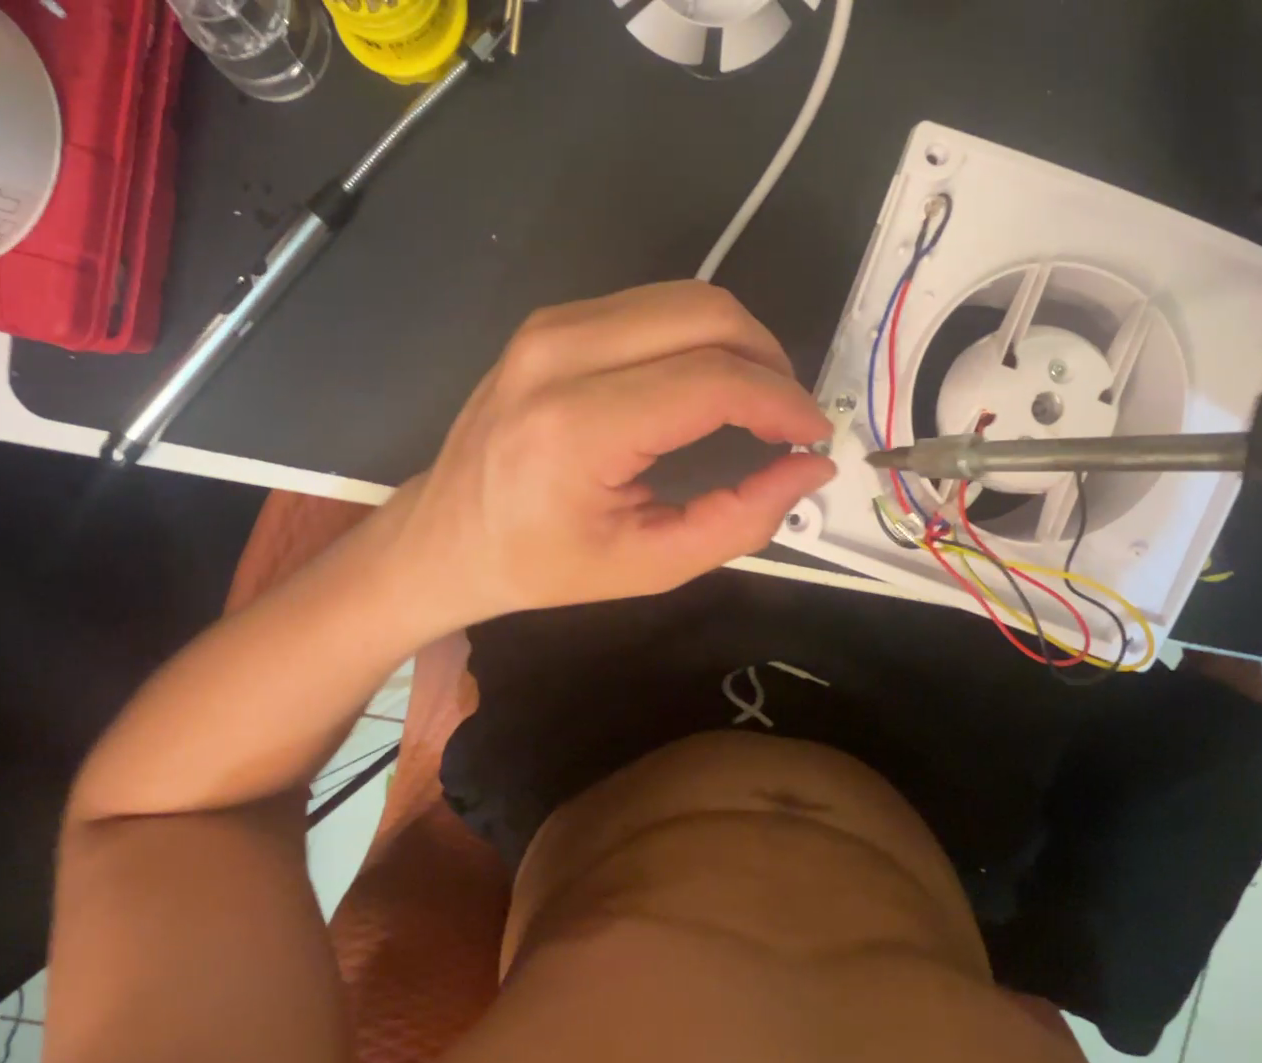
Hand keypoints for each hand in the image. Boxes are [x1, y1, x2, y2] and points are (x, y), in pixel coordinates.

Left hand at [381, 282, 836, 627]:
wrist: (447, 536)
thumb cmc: (542, 564)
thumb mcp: (648, 566)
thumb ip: (739, 520)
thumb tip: (811, 468)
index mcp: (578, 427)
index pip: (712, 381)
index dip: (782, 402)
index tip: (815, 436)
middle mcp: (559, 355)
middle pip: (705, 314)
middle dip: (769, 359)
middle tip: (788, 416)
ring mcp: (548, 327)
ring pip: (682, 298)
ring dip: (737, 341)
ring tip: (756, 400)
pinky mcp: (550, 321)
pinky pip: (650, 304)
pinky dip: (697, 336)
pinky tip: (706, 382)